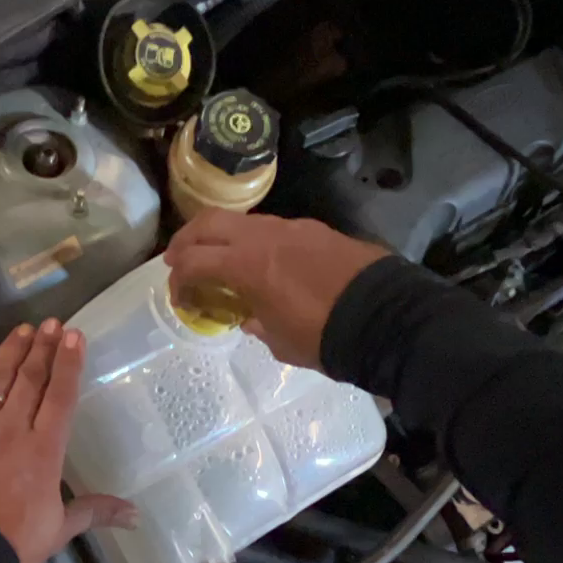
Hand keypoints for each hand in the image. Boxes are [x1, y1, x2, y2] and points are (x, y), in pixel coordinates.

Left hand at [0, 320, 136, 562]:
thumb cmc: (11, 543)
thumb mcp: (58, 529)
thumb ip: (94, 513)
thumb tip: (135, 515)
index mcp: (43, 449)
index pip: (61, 397)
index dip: (69, 364)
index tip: (75, 336)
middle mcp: (11, 427)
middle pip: (31, 379)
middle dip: (43, 349)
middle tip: (52, 323)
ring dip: (9, 352)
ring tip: (22, 330)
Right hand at [163, 210, 390, 367]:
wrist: (386, 318)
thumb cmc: (324, 337)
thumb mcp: (279, 341)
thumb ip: (255, 322)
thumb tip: (247, 315)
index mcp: (246, 265)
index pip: (193, 261)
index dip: (177, 279)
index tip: (178, 296)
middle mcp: (263, 237)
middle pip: (208, 224)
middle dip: (186, 241)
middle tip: (177, 260)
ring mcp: (291, 228)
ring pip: (241, 221)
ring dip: (221, 237)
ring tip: (217, 258)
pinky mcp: (315, 230)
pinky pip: (272, 228)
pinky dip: (253, 240)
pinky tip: (260, 260)